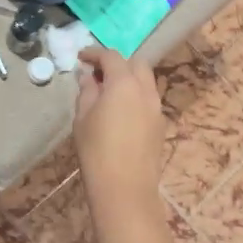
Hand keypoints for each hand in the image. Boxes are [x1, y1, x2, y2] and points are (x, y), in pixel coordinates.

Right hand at [73, 46, 166, 199]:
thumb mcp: (82, 118)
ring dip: (129, 80)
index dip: (94, 54)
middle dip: (117, 64)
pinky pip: (148, 101)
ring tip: (108, 95)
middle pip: (136, 64)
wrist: (125, 188)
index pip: (111, 56)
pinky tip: (120, 114)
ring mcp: (157, 108)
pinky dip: (135, 97)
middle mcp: (146, 90)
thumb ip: (87, 92)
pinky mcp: (160, 126)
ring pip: (146, 82)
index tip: (81, 58)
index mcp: (124, 83)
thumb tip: (89, 77)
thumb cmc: (96, 150)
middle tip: (98, 76)